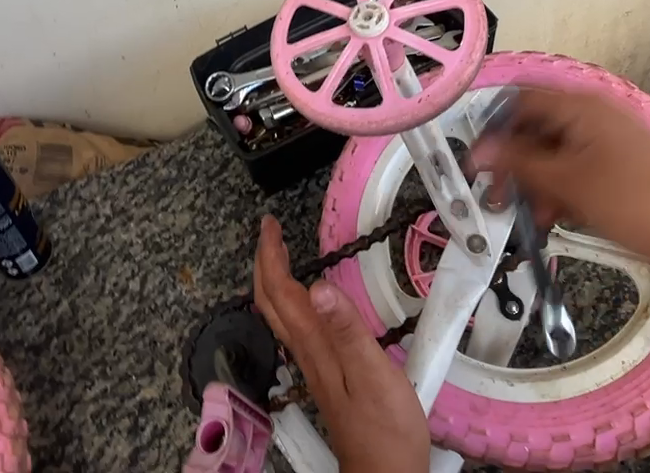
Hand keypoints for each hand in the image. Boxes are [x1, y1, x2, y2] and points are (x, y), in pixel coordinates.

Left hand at [253, 215, 429, 472]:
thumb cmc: (385, 426)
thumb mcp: (373, 374)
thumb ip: (347, 330)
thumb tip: (319, 287)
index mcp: (313, 343)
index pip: (281, 290)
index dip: (271, 254)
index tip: (269, 223)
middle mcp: (306, 350)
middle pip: (271, 301)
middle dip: (265, 262)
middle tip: (269, 231)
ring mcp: (313, 364)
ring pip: (280, 314)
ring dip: (275, 279)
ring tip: (280, 255)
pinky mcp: (325, 374)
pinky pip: (296, 326)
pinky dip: (292, 300)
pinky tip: (307, 299)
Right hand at [471, 88, 649, 270]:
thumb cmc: (636, 203)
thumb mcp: (564, 182)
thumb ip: (516, 162)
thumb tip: (480, 150)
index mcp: (580, 105)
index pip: (519, 101)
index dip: (493, 128)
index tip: (478, 162)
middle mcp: (596, 113)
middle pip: (538, 127)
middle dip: (515, 162)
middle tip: (499, 196)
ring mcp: (613, 138)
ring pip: (557, 151)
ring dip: (537, 180)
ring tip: (533, 215)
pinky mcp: (626, 165)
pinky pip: (579, 167)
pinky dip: (562, 188)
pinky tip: (559, 216)